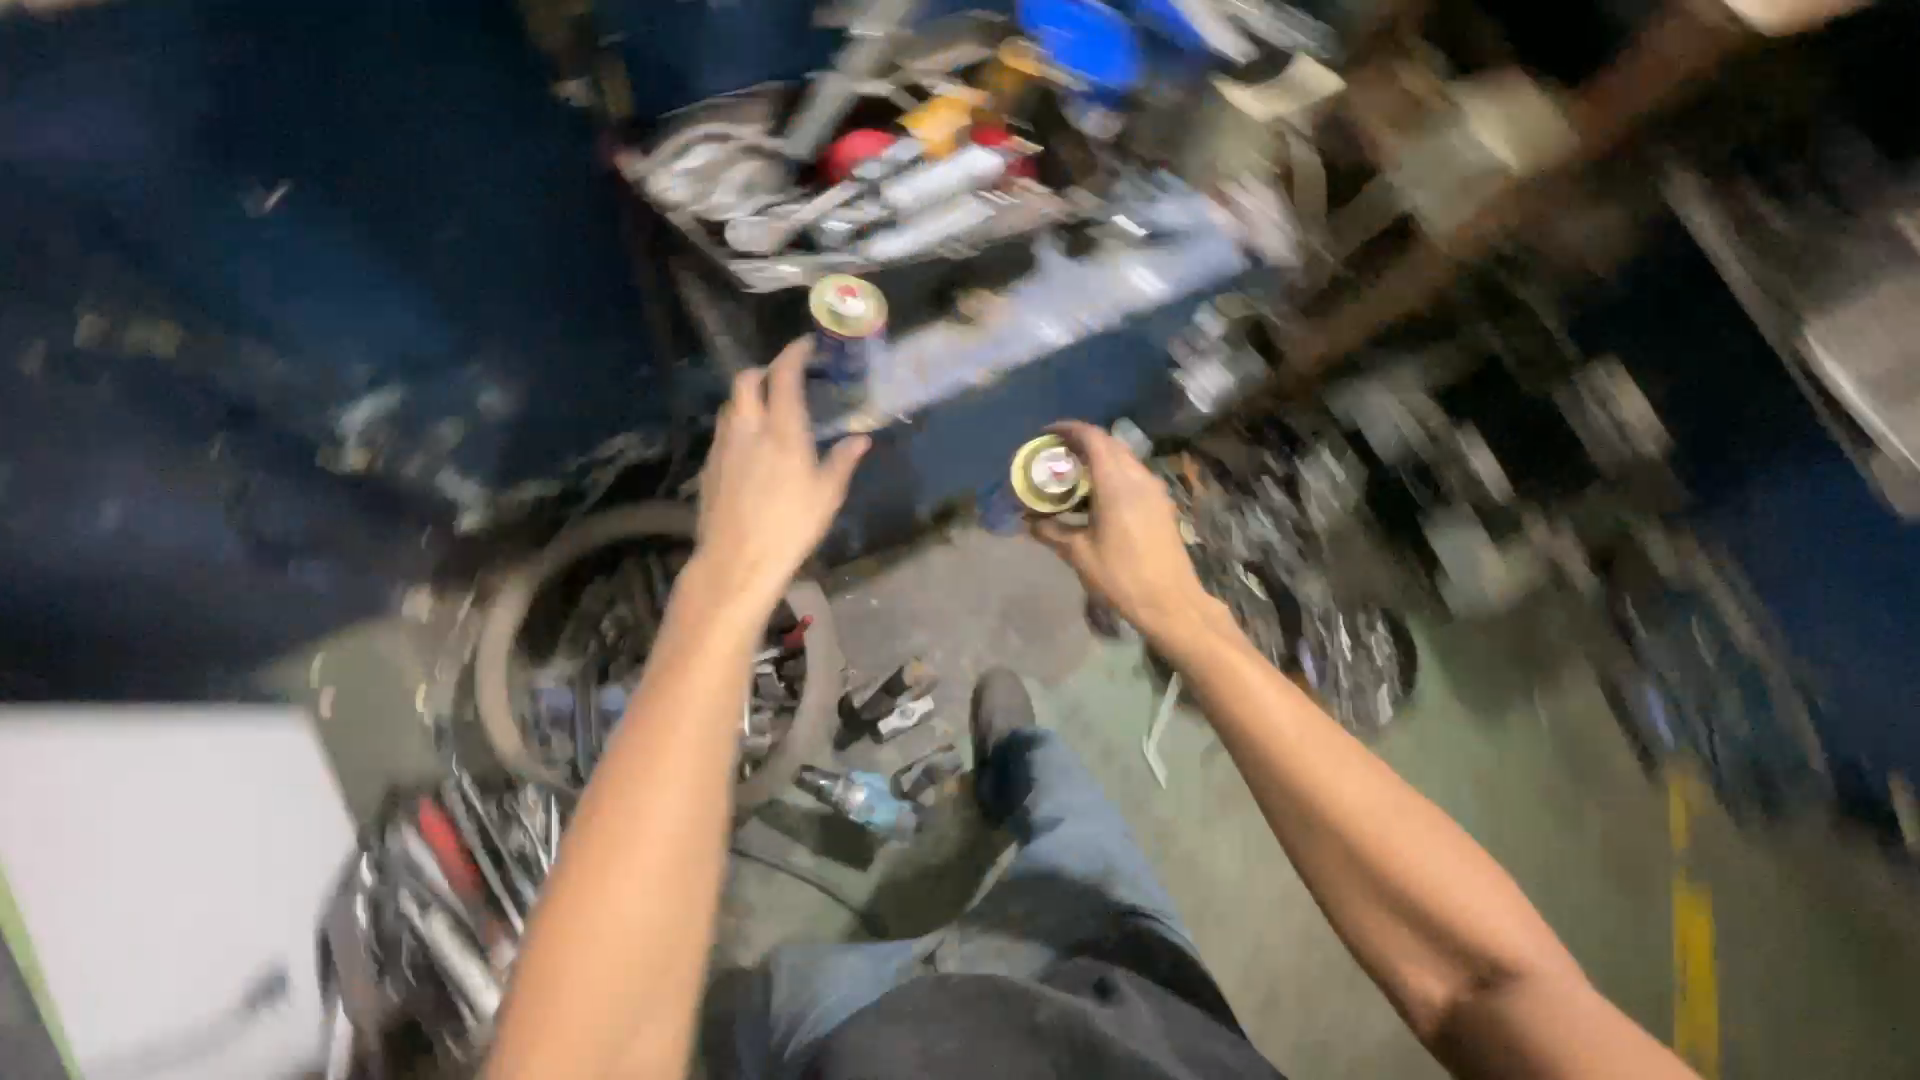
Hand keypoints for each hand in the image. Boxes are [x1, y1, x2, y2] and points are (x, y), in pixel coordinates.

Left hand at [691, 339, 868, 616]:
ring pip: (731, 405)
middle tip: (784, 378)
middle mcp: (748, 428)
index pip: (784, 375)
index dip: (794, 353)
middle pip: (746, 379)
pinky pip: (723, 431)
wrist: (736, 560)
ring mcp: (723, 446)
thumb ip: (842, 460)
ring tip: (768, 411)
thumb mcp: (827, 496)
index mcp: (782, 431)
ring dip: (748, 397)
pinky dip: (738, 425)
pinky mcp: (709, 466)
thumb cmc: (790, 527)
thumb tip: (860, 438)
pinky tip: (751, 448)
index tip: (806, 346)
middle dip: (765, 370)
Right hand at [1030, 421, 1214, 639]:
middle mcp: (1138, 477)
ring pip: (1122, 458)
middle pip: (1108, 444)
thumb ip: (1051, 530)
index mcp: (1116, 483)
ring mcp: (1154, 490)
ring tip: (1072, 475)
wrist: (1170, 601)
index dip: (1068, 429)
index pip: (1092, 438)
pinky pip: (1132, 475)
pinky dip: (1111, 474)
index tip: (1046, 434)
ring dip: (1097, 458)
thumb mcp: (1078, 554)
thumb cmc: (1121, 577)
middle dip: (1080, 442)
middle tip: (1055, 455)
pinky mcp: (1160, 504)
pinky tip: (1096, 496)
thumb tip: (1027, 521)